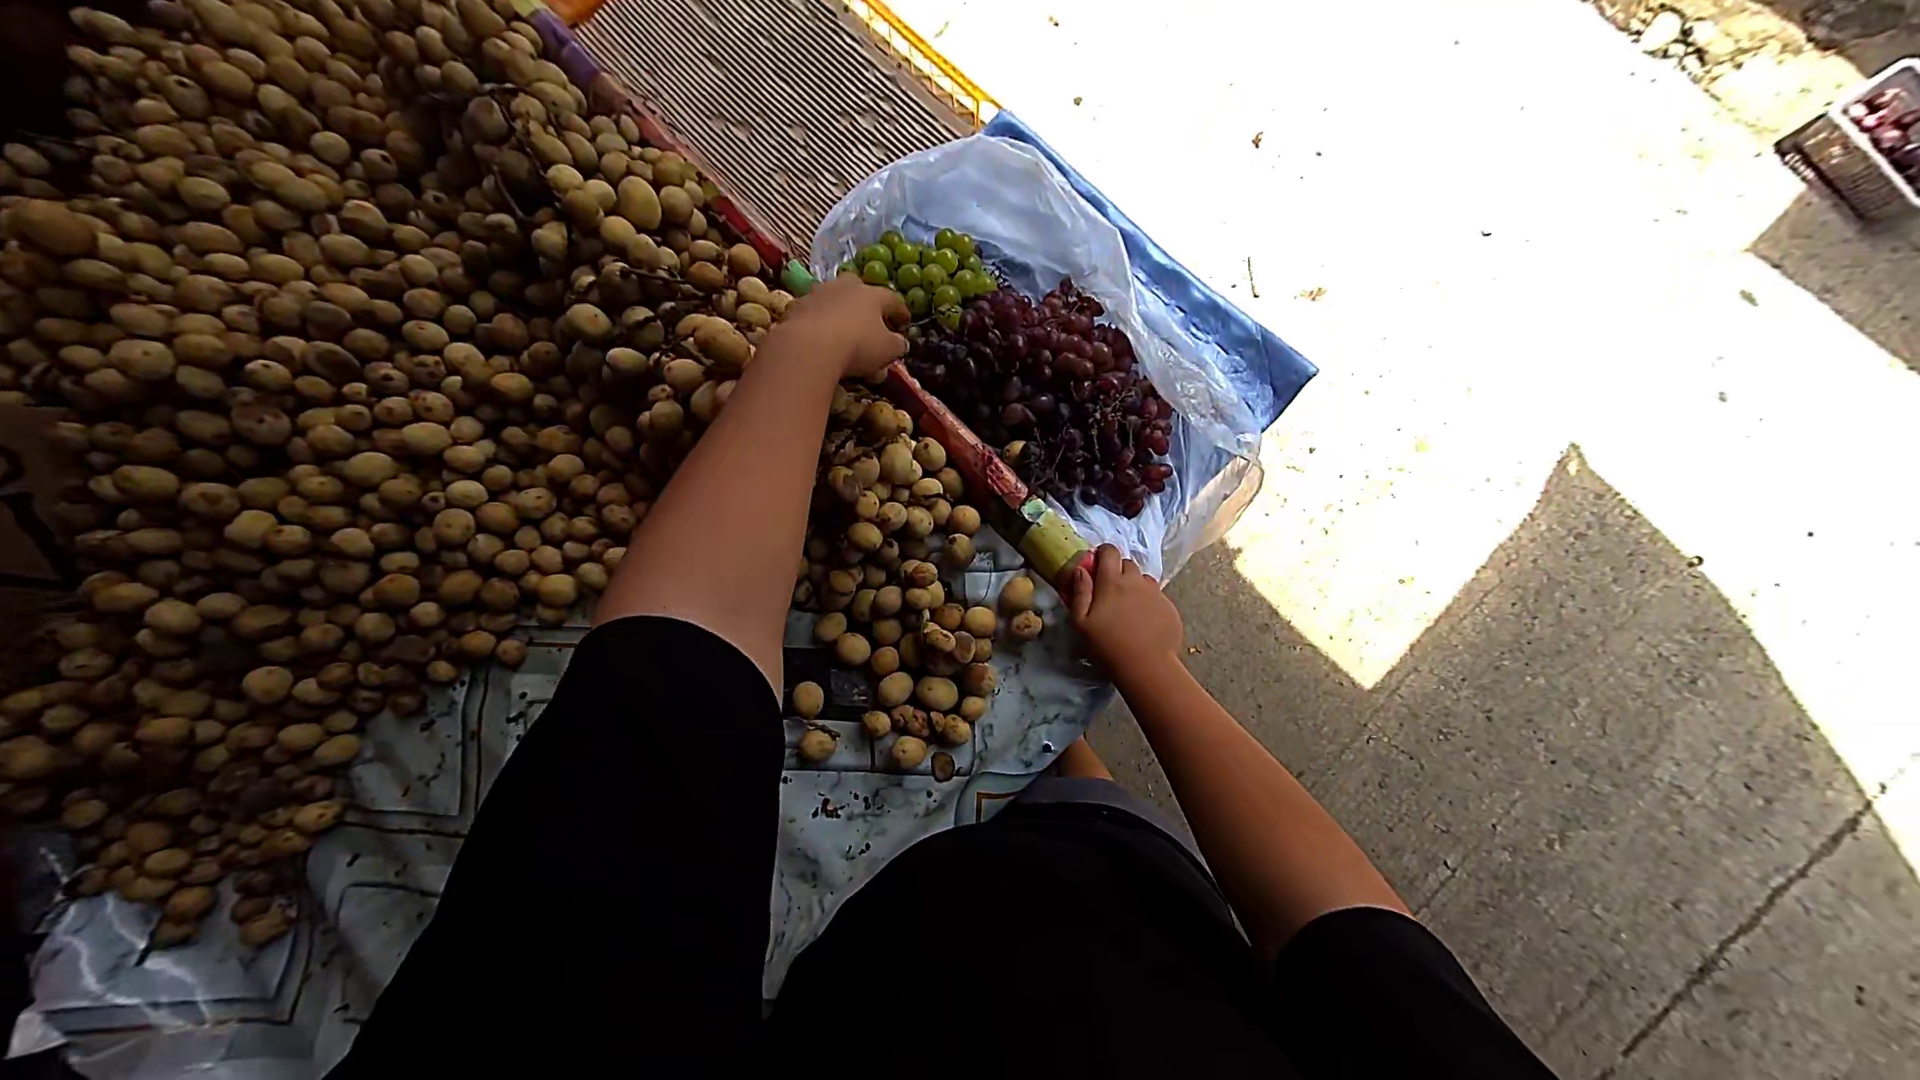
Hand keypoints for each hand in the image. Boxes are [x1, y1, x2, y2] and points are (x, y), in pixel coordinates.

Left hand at [776, 275, 908, 378]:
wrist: (808, 347)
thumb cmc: (857, 346)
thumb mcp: (887, 350)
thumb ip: (897, 345)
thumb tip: (900, 342)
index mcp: (873, 294)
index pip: (893, 300)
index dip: (901, 313)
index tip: (904, 324)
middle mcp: (846, 287)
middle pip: (860, 290)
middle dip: (867, 305)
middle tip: (871, 321)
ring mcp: (818, 294)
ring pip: (834, 299)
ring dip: (841, 312)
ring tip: (843, 331)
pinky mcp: (797, 307)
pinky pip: (814, 314)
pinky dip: (820, 323)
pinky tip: (820, 338)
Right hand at [1067, 544, 1184, 678]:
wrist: (1147, 667)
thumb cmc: (1107, 646)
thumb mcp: (1081, 623)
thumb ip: (1079, 592)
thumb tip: (1080, 570)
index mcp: (1112, 582)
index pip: (1110, 551)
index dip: (1103, 553)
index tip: (1097, 564)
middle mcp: (1136, 581)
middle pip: (1127, 563)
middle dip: (1117, 570)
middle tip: (1109, 590)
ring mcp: (1155, 593)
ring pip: (1143, 579)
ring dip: (1134, 584)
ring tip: (1127, 606)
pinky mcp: (1169, 607)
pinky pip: (1156, 595)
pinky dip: (1147, 601)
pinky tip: (1143, 620)